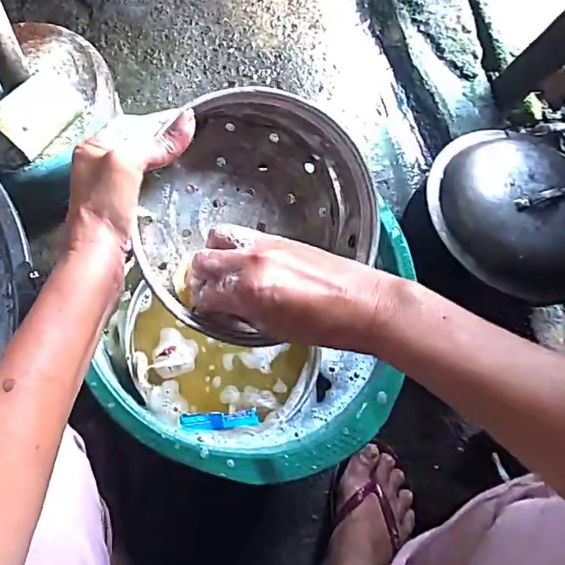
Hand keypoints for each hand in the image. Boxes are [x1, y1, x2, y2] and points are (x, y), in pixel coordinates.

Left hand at [65, 109, 195, 254]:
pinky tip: (166, 186)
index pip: (129, 125)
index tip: (182, 122)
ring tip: (180, 159)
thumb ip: (156, 143)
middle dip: (158, 143)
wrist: (96, 257)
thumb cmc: (101, 210)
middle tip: (185, 141)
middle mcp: (95, 167)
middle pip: (134, 146)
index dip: (155, 123)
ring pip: (138, 168)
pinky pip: (140, 188)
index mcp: (91, 148)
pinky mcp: (117, 210)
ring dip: (158, 164)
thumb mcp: (128, 163)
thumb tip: (185, 121)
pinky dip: (155, 184)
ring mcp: (106, 190)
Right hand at [185, 225, 397, 347]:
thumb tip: (226, 307)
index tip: (205, 310)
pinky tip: (247, 265)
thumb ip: (244, 313)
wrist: (366, 303)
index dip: (201, 305)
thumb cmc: (327, 326)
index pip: (206, 292)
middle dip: (199, 277)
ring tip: (223, 271)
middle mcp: (251, 260)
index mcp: (248, 289)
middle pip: (203, 259)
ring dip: (213, 254)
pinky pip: (242, 236)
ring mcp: (264, 244)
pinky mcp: (278, 238)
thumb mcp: (275, 329)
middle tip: (206, 291)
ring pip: (218, 237)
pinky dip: (235, 248)